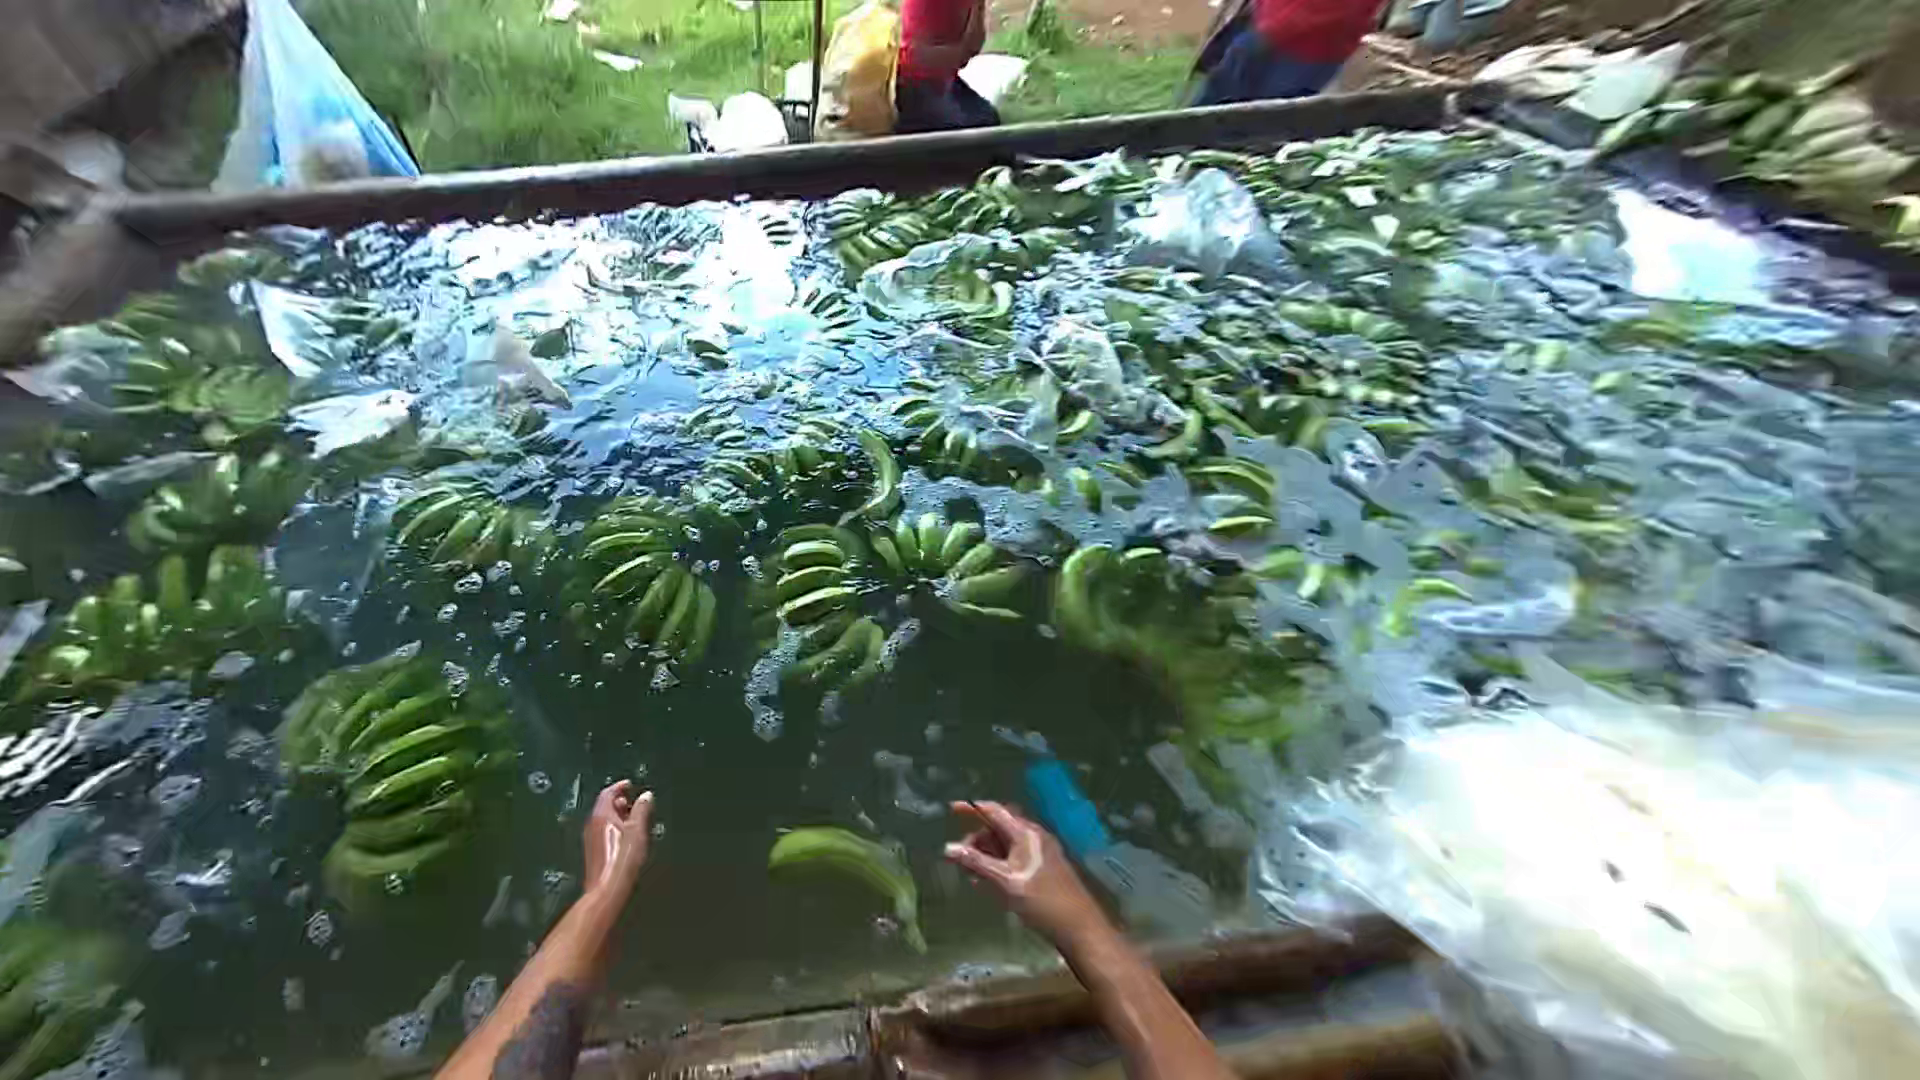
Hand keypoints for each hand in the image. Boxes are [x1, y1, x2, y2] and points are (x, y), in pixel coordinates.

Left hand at [583, 780, 651, 894]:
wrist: (607, 889)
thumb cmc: (622, 859)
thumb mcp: (638, 829)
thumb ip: (642, 809)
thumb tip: (645, 796)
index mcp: (601, 816)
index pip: (608, 793)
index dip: (619, 786)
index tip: (629, 784)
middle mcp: (593, 826)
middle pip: (605, 805)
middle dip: (621, 801)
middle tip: (636, 800)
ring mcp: (592, 840)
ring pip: (605, 819)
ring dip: (620, 815)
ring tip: (636, 817)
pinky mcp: (595, 852)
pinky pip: (605, 832)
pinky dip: (617, 827)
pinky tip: (629, 835)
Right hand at [945, 800, 1109, 947]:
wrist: (1080, 927)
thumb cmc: (1041, 901)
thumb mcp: (1004, 882)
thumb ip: (976, 863)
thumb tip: (948, 848)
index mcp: (1025, 833)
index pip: (994, 811)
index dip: (972, 808)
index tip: (952, 809)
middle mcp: (1034, 835)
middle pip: (1000, 826)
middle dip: (977, 837)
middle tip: (959, 854)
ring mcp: (1041, 851)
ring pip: (1007, 842)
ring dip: (987, 852)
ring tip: (971, 873)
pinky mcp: (1045, 867)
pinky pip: (1016, 855)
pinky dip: (999, 862)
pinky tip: (990, 881)